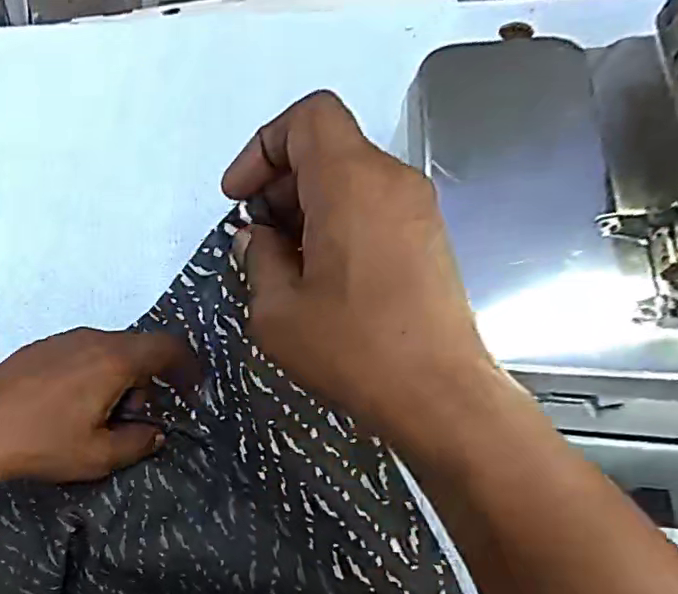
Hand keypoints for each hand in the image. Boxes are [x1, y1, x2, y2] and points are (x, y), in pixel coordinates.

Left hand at [0, 328, 190, 491]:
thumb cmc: (41, 444)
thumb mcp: (99, 455)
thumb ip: (138, 442)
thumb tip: (154, 433)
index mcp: (113, 360)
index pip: (167, 348)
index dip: (189, 368)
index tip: (194, 392)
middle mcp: (89, 339)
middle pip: (137, 350)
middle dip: (149, 383)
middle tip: (137, 421)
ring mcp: (59, 340)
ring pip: (108, 351)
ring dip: (120, 381)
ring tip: (101, 419)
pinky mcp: (37, 350)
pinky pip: (81, 354)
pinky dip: (94, 376)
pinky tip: (72, 408)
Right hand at [222, 91, 505, 444]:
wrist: (437, 392)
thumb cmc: (353, 351)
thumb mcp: (279, 314)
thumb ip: (258, 262)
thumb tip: (257, 240)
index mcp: (350, 182)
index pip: (307, 118)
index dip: (263, 147)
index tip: (240, 197)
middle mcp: (392, 180)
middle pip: (329, 149)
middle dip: (281, 185)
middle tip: (257, 240)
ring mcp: (419, 211)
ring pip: (352, 183)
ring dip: (310, 211)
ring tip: (288, 269)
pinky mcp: (431, 242)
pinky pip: (375, 213)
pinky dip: (341, 229)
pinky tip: (325, 283)